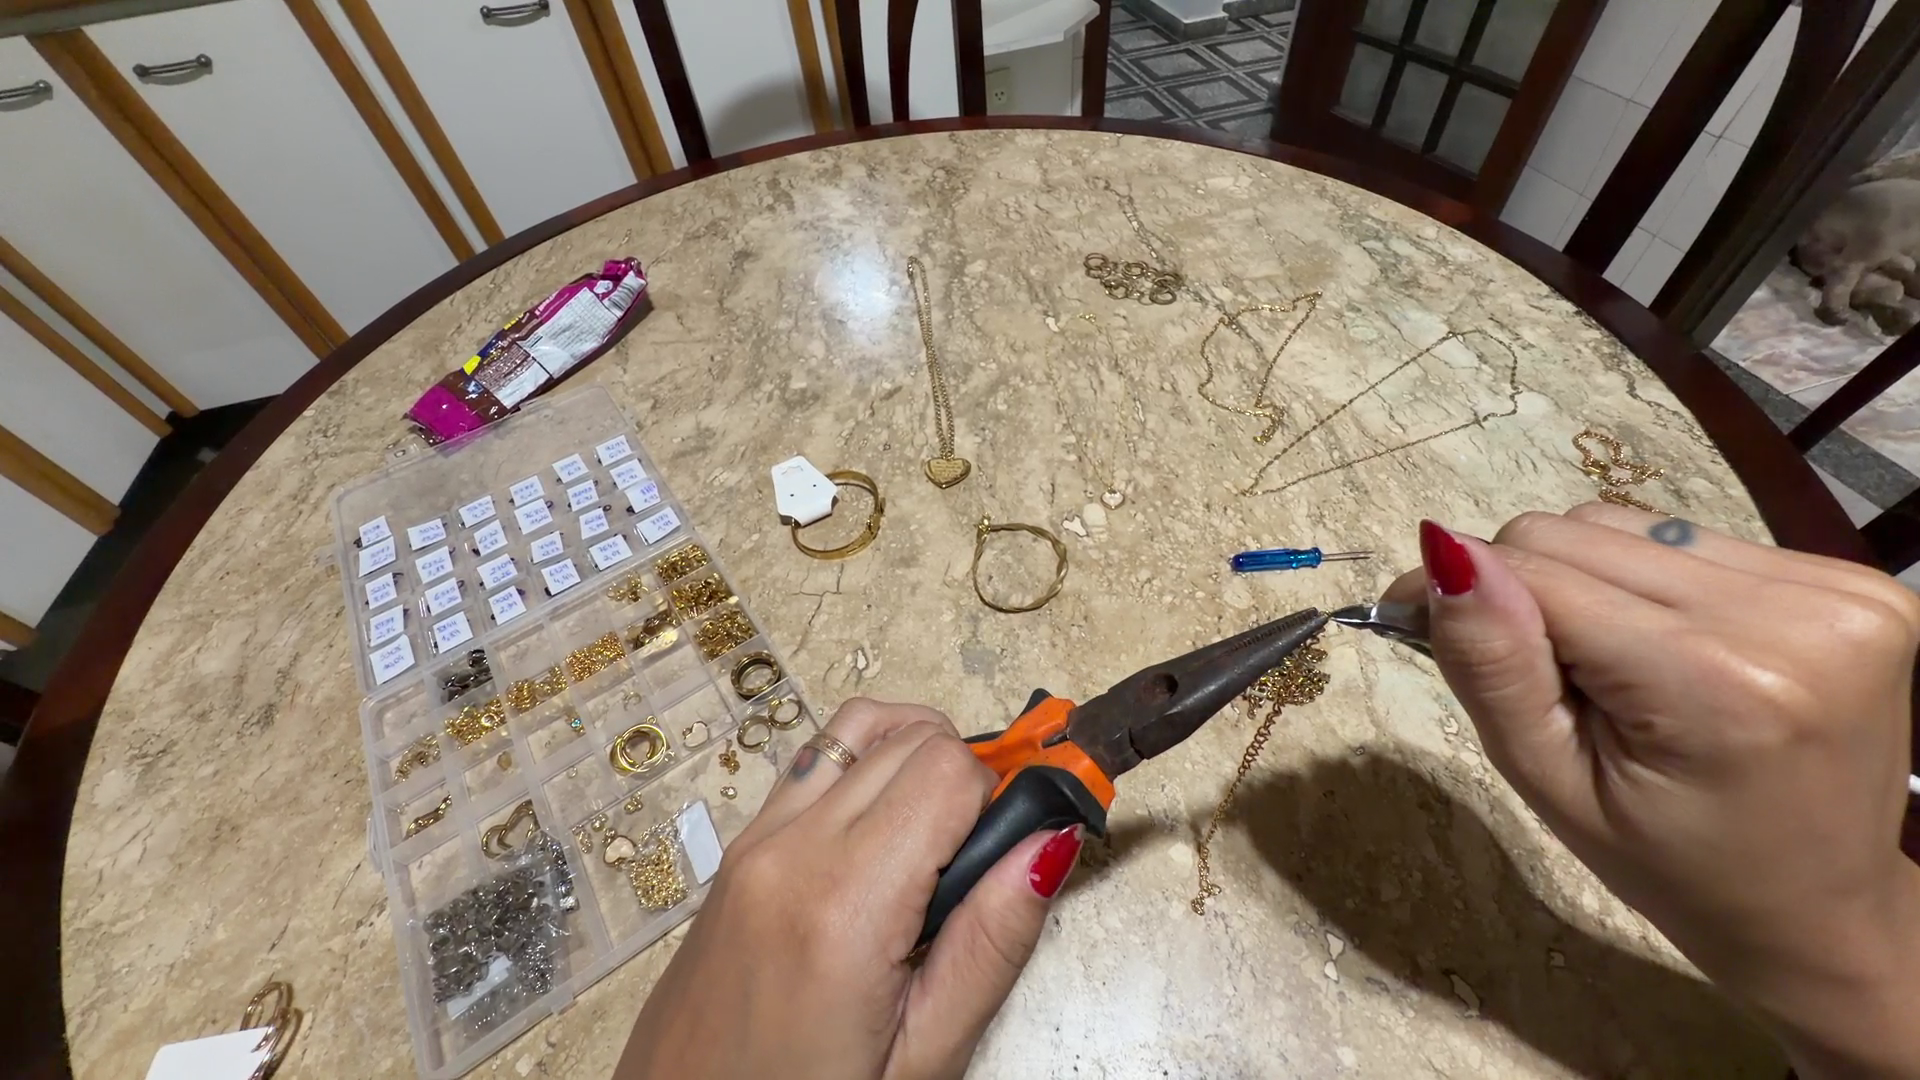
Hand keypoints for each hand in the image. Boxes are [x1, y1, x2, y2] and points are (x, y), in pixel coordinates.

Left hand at [614, 699, 1082, 1079]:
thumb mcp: (923, 1055)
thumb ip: (992, 941)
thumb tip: (1051, 840)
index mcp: (844, 903)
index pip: (947, 769)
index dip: (996, 797)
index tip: (1002, 850)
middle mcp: (794, 846)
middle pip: (912, 737)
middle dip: (964, 775)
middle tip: (973, 854)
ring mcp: (758, 835)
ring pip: (863, 724)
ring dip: (917, 750)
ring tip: (935, 822)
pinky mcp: (741, 840)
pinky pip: (817, 753)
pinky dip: (867, 757)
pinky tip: (881, 819)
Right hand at [1392, 506, 1919, 1078]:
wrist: (1815, 907)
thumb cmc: (1660, 860)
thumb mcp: (1543, 779)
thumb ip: (1492, 664)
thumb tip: (1443, 552)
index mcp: (1715, 679)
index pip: (1533, 572)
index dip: (1457, 588)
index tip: (1409, 618)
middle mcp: (1790, 611)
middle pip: (1567, 534)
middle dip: (1515, 587)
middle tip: (1526, 670)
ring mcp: (1831, 588)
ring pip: (1609, 523)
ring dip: (1570, 577)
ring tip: (1594, 659)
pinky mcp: (1844, 578)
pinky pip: (1666, 535)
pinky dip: (1627, 578)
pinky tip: (1650, 641)